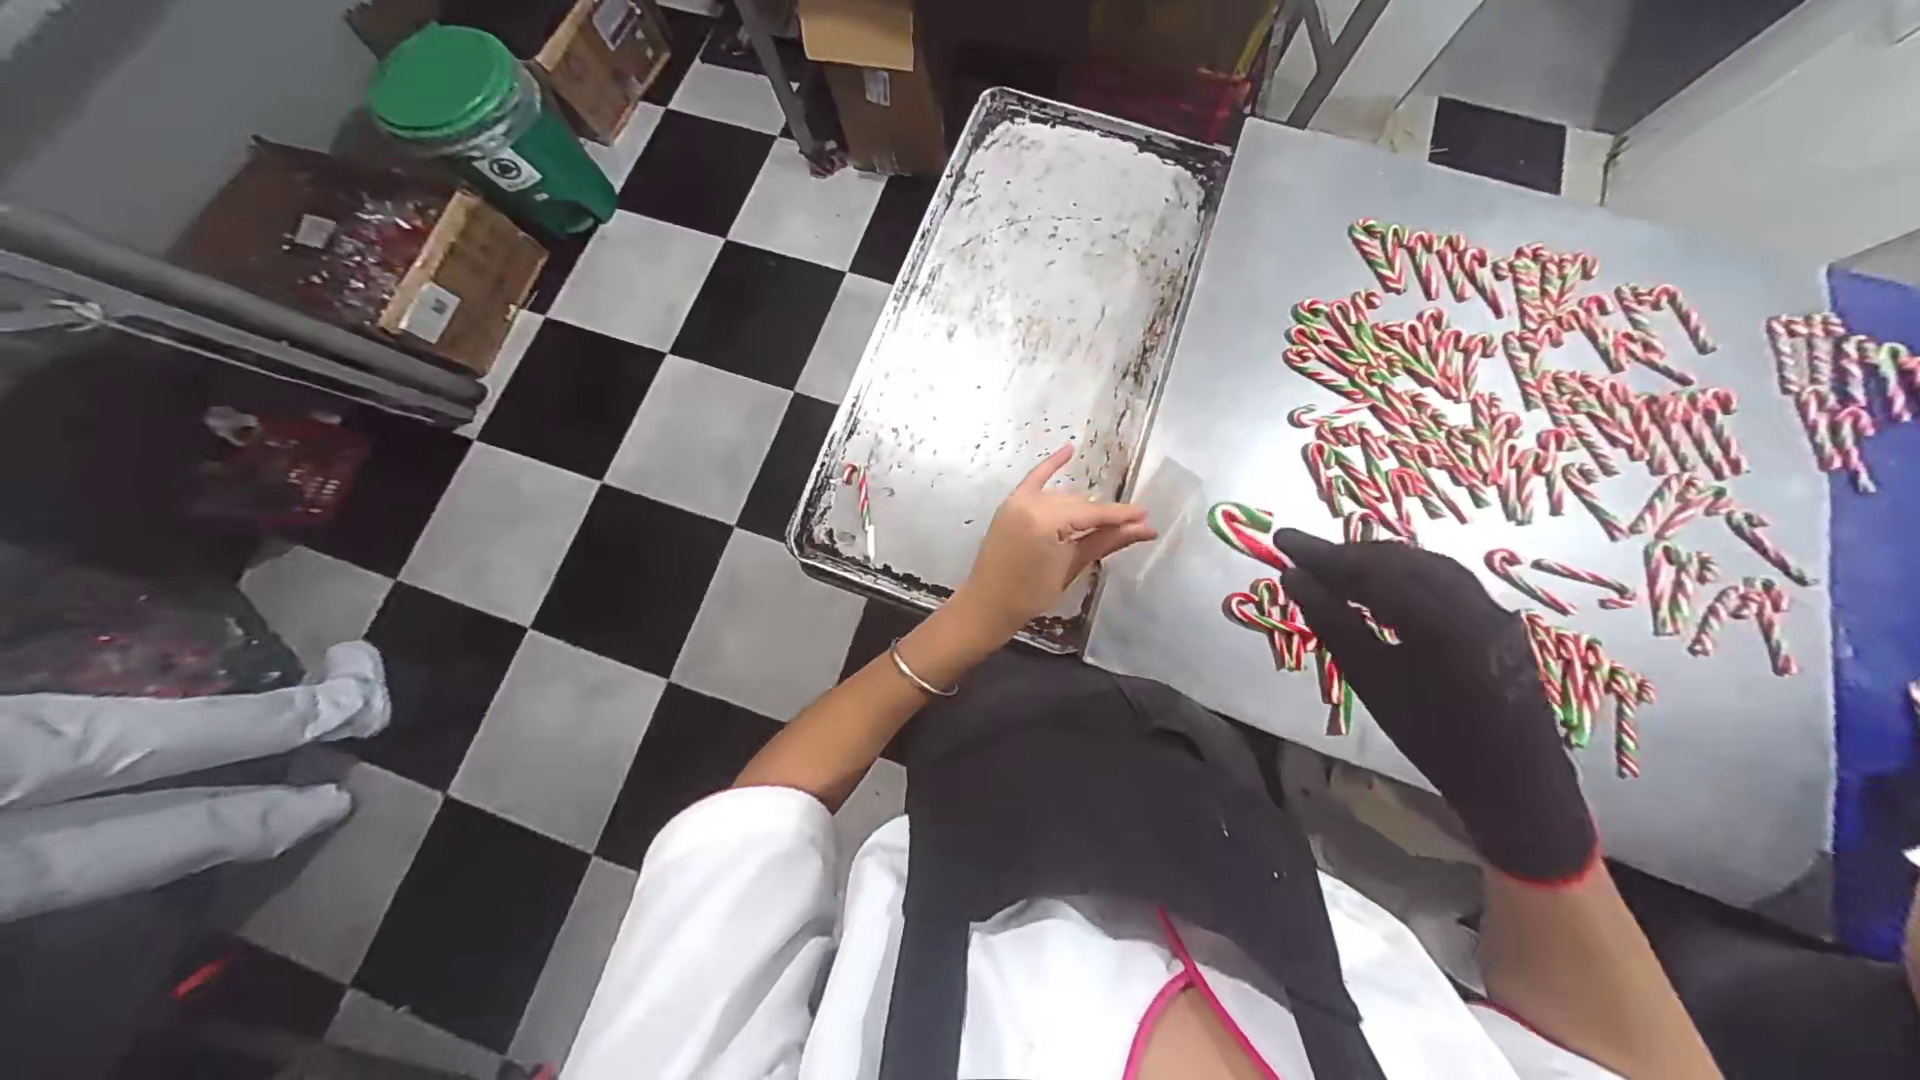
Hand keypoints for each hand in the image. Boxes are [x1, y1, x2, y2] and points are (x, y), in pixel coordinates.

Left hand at [954, 444, 1156, 637]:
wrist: (988, 604)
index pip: (1091, 513)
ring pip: (1061, 497)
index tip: (1146, 515)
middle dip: (1104, 514)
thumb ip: (1106, 541)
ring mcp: (1016, 502)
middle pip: (1078, 504)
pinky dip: (1050, 466)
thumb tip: (1143, 529)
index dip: (1120, 515)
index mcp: (1045, 520)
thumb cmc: (1031, 594)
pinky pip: (1033, 480)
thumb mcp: (1071, 567)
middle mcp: (1030, 503)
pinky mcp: (1009, 506)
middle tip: (1134, 524)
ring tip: (1108, 517)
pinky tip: (1068, 450)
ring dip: (1083, 505)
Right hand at [1273, 530, 1596, 883]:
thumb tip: (1294, 579)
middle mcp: (1476, 604)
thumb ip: (1333, 623)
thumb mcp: (1372, 683)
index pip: (1373, 571)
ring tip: (1332, 567)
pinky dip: (1401, 575)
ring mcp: (1492, 610)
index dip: (1323, 554)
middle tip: (1301, 553)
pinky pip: (1443, 581)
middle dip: (1346, 553)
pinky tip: (1376, 587)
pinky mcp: (1497, 619)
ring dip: (1374, 561)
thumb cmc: (1431, 740)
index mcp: (1444, 624)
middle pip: (1401, 560)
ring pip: (1424, 565)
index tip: (1283, 540)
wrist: (1512, 783)